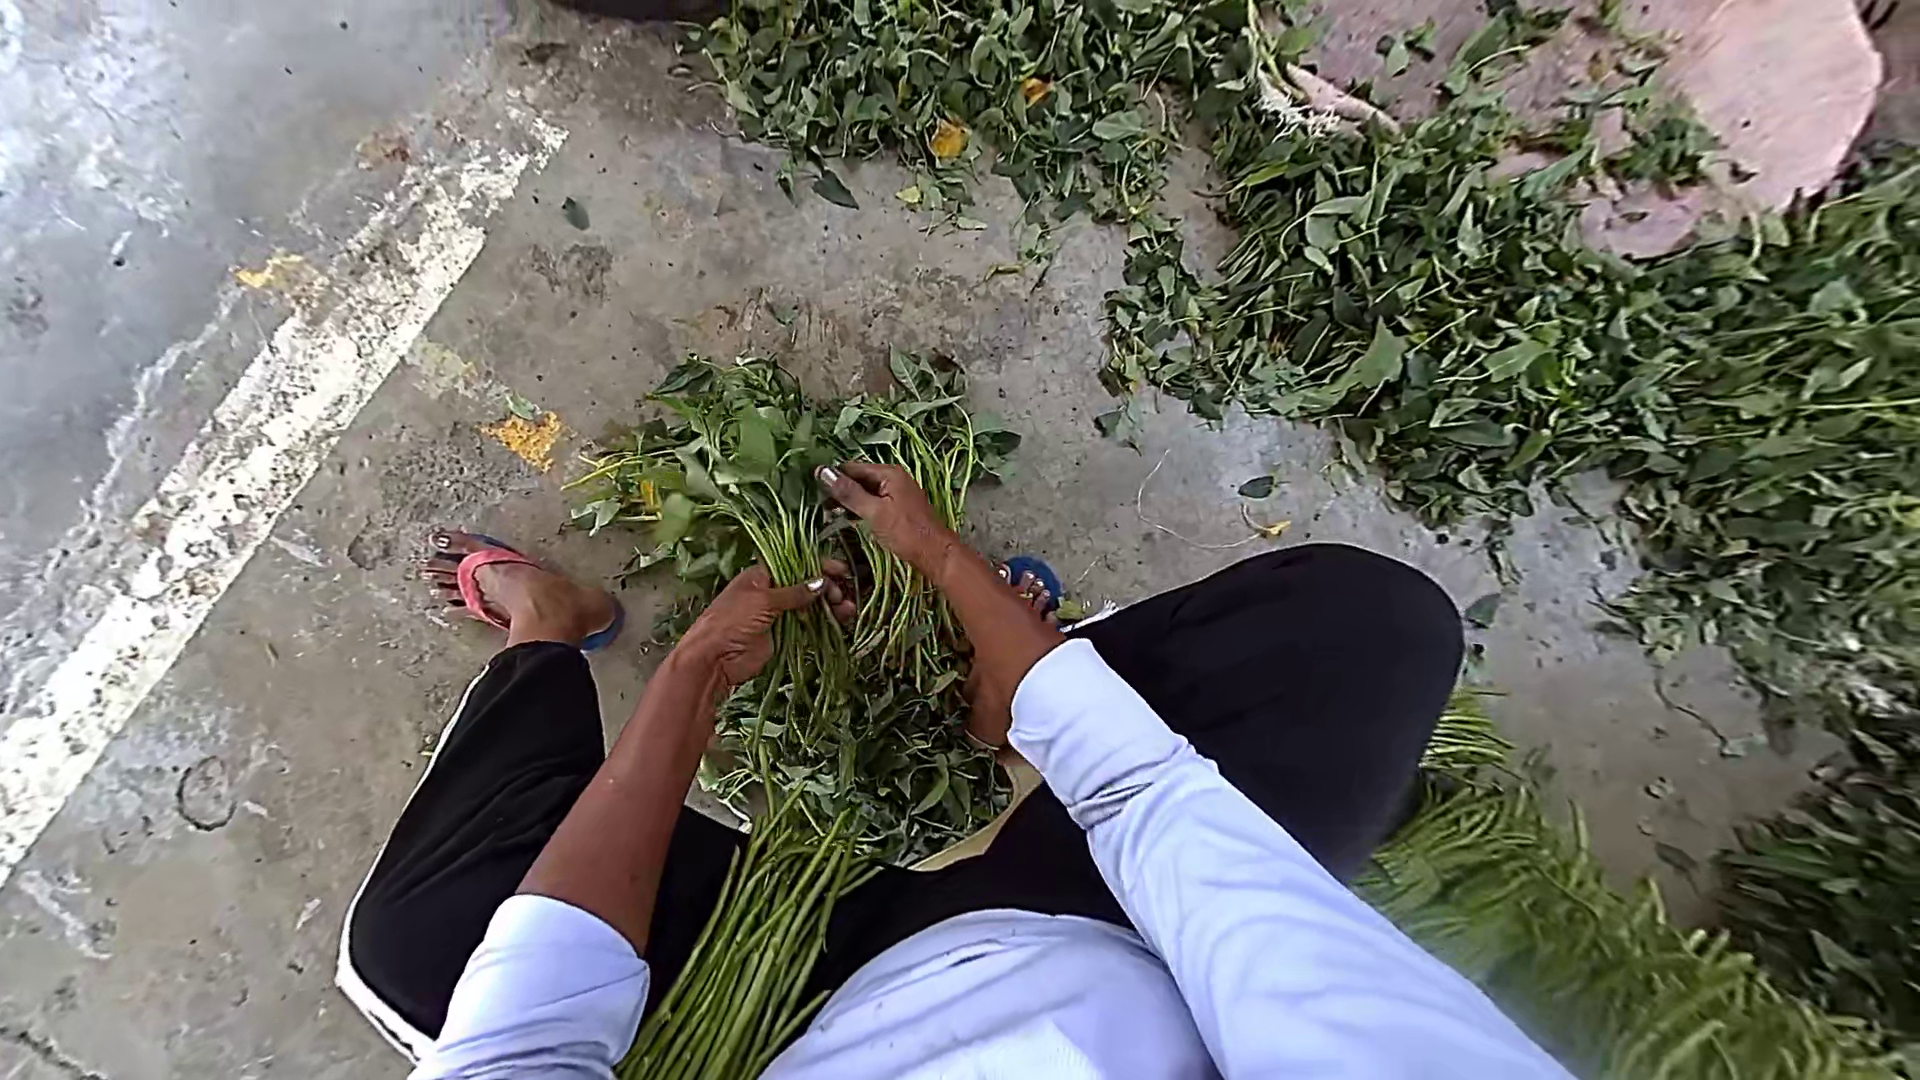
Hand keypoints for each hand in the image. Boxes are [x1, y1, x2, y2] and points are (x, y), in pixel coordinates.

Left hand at [678, 562, 854, 689]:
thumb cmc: (731, 621)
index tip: (841, 570)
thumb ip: (794, 592)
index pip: (796, 563)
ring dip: (830, 605)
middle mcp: (773, 591)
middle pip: (807, 585)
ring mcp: (779, 613)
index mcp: (762, 575)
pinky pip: (809, 624)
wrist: (714, 659)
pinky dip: (824, 622)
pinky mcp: (784, 633)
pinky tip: (840, 621)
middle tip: (841, 596)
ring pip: (811, 605)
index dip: (819, 565)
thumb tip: (822, 582)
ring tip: (847, 610)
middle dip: (827, 588)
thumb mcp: (763, 600)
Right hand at [816, 462, 960, 577]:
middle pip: (860, 478)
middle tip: (819, 504)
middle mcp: (894, 478)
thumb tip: (823, 472)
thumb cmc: (906, 533)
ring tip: (829, 513)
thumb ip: (849, 493)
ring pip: (866, 491)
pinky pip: (874, 502)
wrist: (934, 554)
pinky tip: (848, 518)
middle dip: (840, 489)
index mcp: (890, 473)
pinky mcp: (898, 507)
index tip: (812, 488)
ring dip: (849, 501)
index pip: (853, 468)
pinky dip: (861, 508)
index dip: (833, 477)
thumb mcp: (874, 512)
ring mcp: (898, 493)